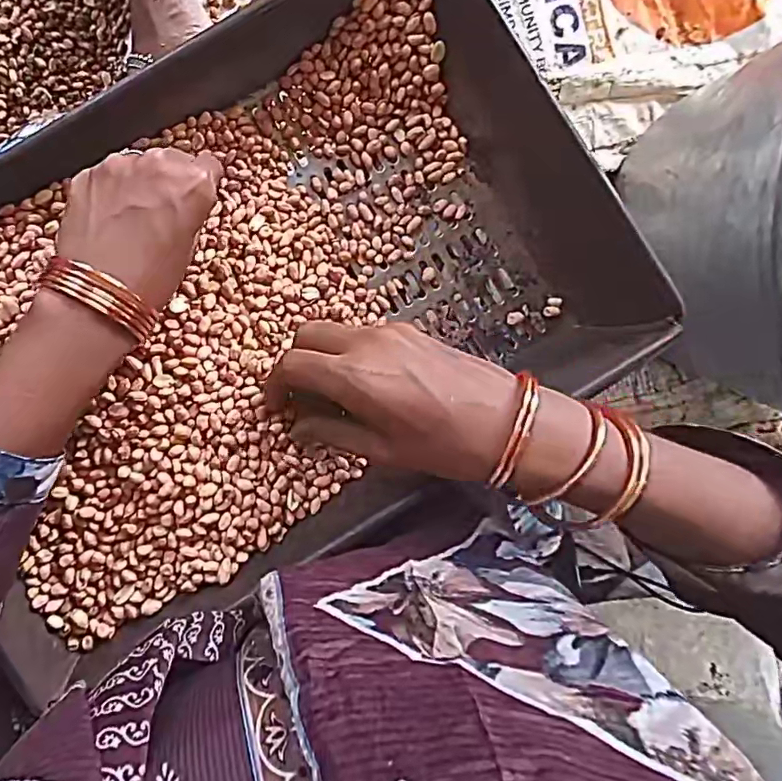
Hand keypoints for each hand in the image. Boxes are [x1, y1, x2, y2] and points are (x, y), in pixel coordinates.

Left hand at [54, 148, 223, 313]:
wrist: (98, 292)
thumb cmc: (147, 280)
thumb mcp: (187, 249)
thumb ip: (188, 214)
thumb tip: (181, 207)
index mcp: (194, 183)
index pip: (208, 165)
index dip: (200, 182)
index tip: (193, 194)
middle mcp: (159, 164)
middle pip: (170, 160)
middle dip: (166, 181)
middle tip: (157, 213)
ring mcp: (120, 166)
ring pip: (135, 164)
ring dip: (135, 183)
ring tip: (128, 218)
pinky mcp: (88, 174)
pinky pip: (105, 175)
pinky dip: (106, 190)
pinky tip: (106, 218)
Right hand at [263, 321, 523, 485]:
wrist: (508, 422)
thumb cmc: (446, 446)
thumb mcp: (382, 451)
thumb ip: (331, 433)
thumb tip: (299, 427)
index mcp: (355, 376)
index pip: (292, 363)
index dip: (274, 384)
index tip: (277, 405)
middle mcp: (366, 343)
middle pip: (305, 333)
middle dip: (294, 361)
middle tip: (300, 394)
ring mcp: (389, 331)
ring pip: (333, 330)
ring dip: (321, 354)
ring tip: (334, 391)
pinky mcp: (407, 329)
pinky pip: (360, 332)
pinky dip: (347, 350)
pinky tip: (365, 380)